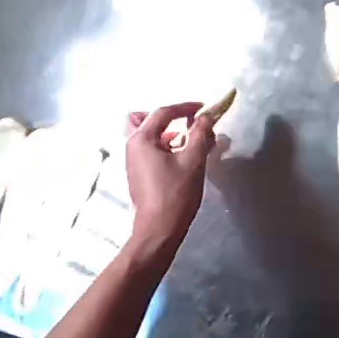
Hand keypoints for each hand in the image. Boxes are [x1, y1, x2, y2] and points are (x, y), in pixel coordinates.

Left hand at [124, 101, 215, 253]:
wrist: (158, 230)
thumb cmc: (175, 194)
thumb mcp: (193, 160)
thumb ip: (200, 134)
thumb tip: (206, 117)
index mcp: (141, 139)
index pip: (163, 112)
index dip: (186, 107)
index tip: (205, 110)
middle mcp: (132, 147)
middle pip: (144, 120)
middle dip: (166, 119)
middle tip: (185, 126)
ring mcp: (133, 162)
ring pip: (148, 137)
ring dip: (169, 135)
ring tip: (192, 147)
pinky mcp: (138, 175)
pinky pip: (150, 152)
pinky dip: (166, 149)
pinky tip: (184, 161)